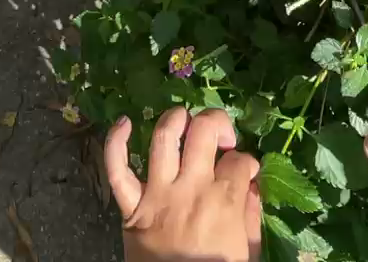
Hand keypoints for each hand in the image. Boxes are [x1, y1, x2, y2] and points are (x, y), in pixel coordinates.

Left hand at [104, 107, 262, 261]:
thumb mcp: (246, 253)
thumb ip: (250, 215)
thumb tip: (251, 184)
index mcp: (223, 201)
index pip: (239, 160)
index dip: (246, 161)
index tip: (244, 170)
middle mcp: (190, 188)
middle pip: (203, 131)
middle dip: (216, 122)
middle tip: (221, 138)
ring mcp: (157, 194)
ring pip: (163, 138)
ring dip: (175, 118)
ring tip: (185, 119)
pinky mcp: (131, 207)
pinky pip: (117, 169)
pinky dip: (116, 142)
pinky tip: (125, 122)